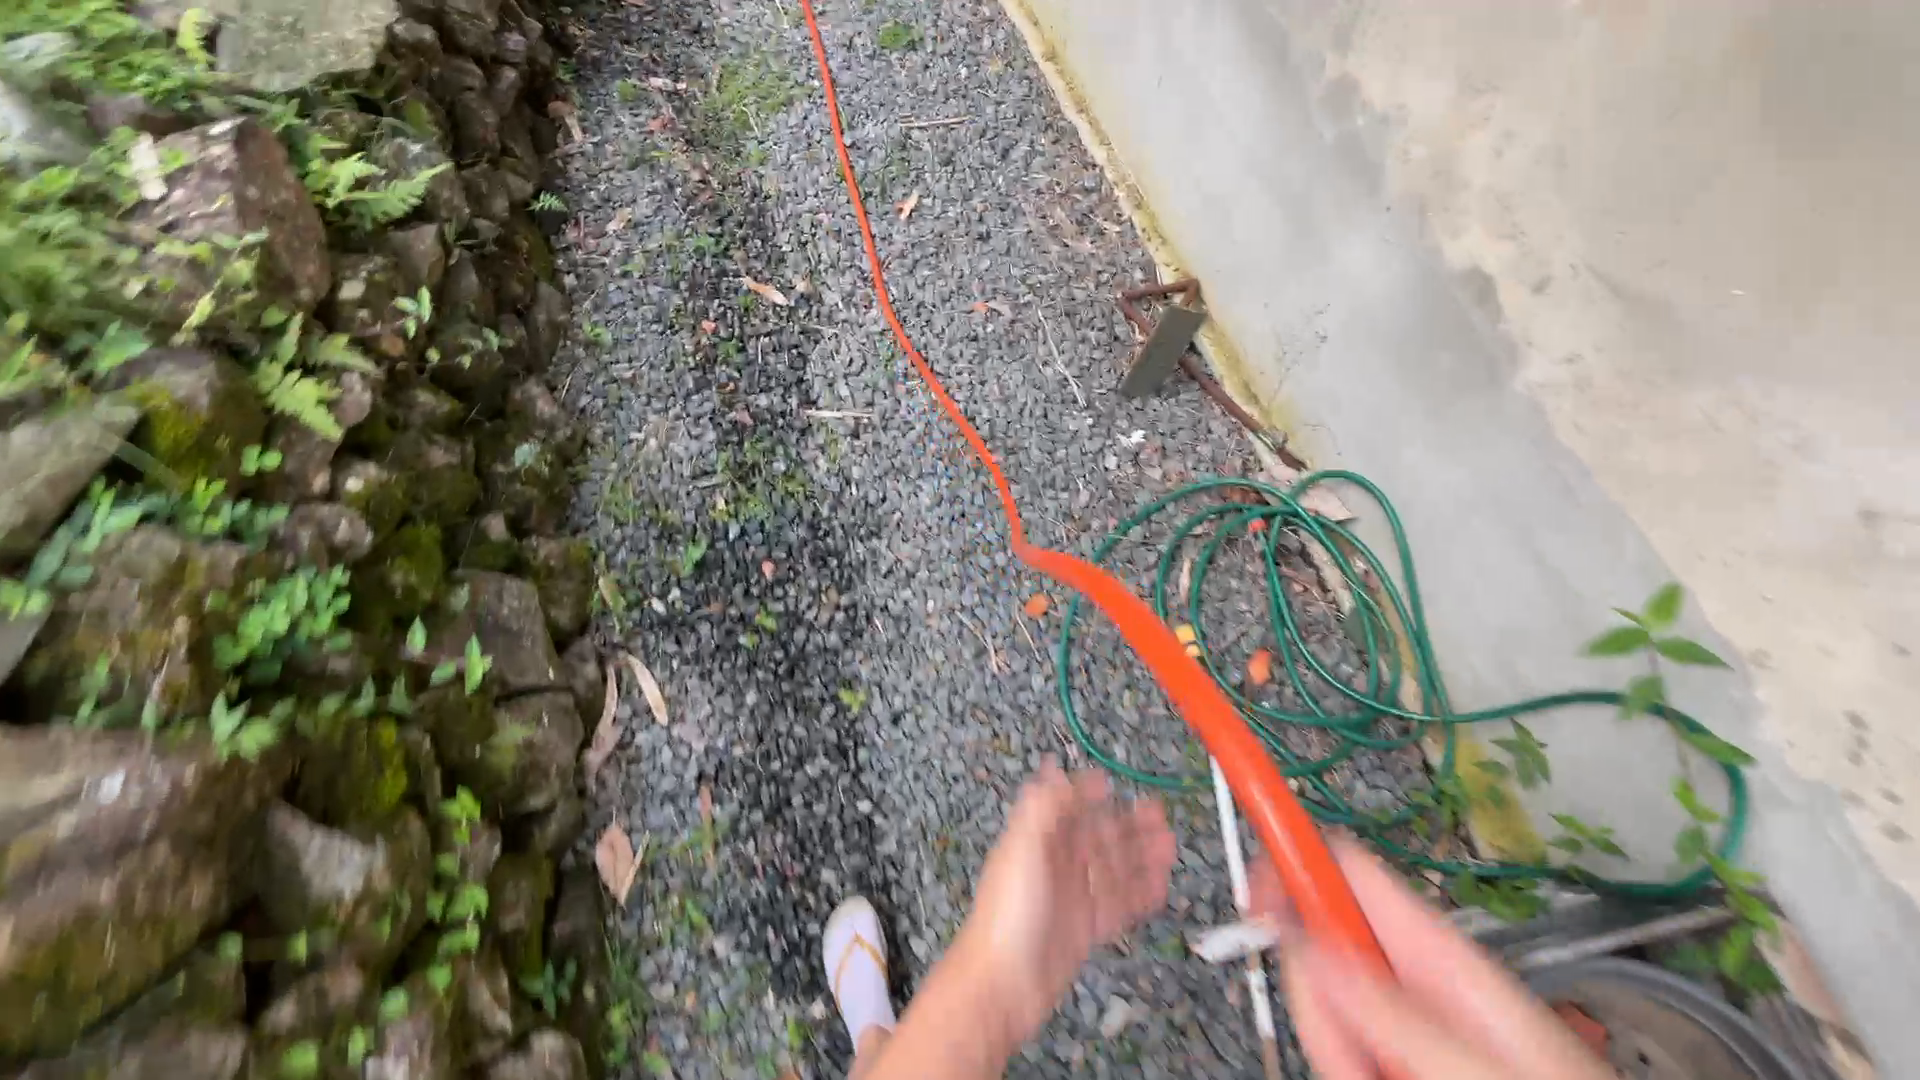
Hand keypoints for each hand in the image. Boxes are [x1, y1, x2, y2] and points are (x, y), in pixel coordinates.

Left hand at [949, 760, 1176, 1047]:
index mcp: (1035, 840)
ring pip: (1113, 869)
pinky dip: (1139, 893)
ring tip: (1169, 846)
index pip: (1064, 807)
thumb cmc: (1008, 912)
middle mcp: (1054, 865)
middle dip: (1126, 824)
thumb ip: (1041, 806)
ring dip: (1141, 856)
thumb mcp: (1022, 848)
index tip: (1110, 782)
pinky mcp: (1084, 929)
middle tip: (1159, 815)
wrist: (1002, 984)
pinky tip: (1159, 885)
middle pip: (1097, 836)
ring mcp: (1071, 897)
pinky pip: (1118, 904)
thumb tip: (1053, 767)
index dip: (1087, 793)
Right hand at [1253, 841, 1612, 1079]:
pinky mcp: (1389, 1051)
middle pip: (1315, 944)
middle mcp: (1408, 971)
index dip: (1293, 859)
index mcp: (1436, 949)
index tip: (1255, 901)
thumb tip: (1310, 942)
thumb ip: (1400, 1013)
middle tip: (1355, 1062)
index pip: (1348, 867)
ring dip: (1335, 1051)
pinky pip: (1337, 1042)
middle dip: (1316, 1003)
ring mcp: (1397, 1015)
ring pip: (1319, 1003)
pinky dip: (1343, 1067)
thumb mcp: (1489, 1072)